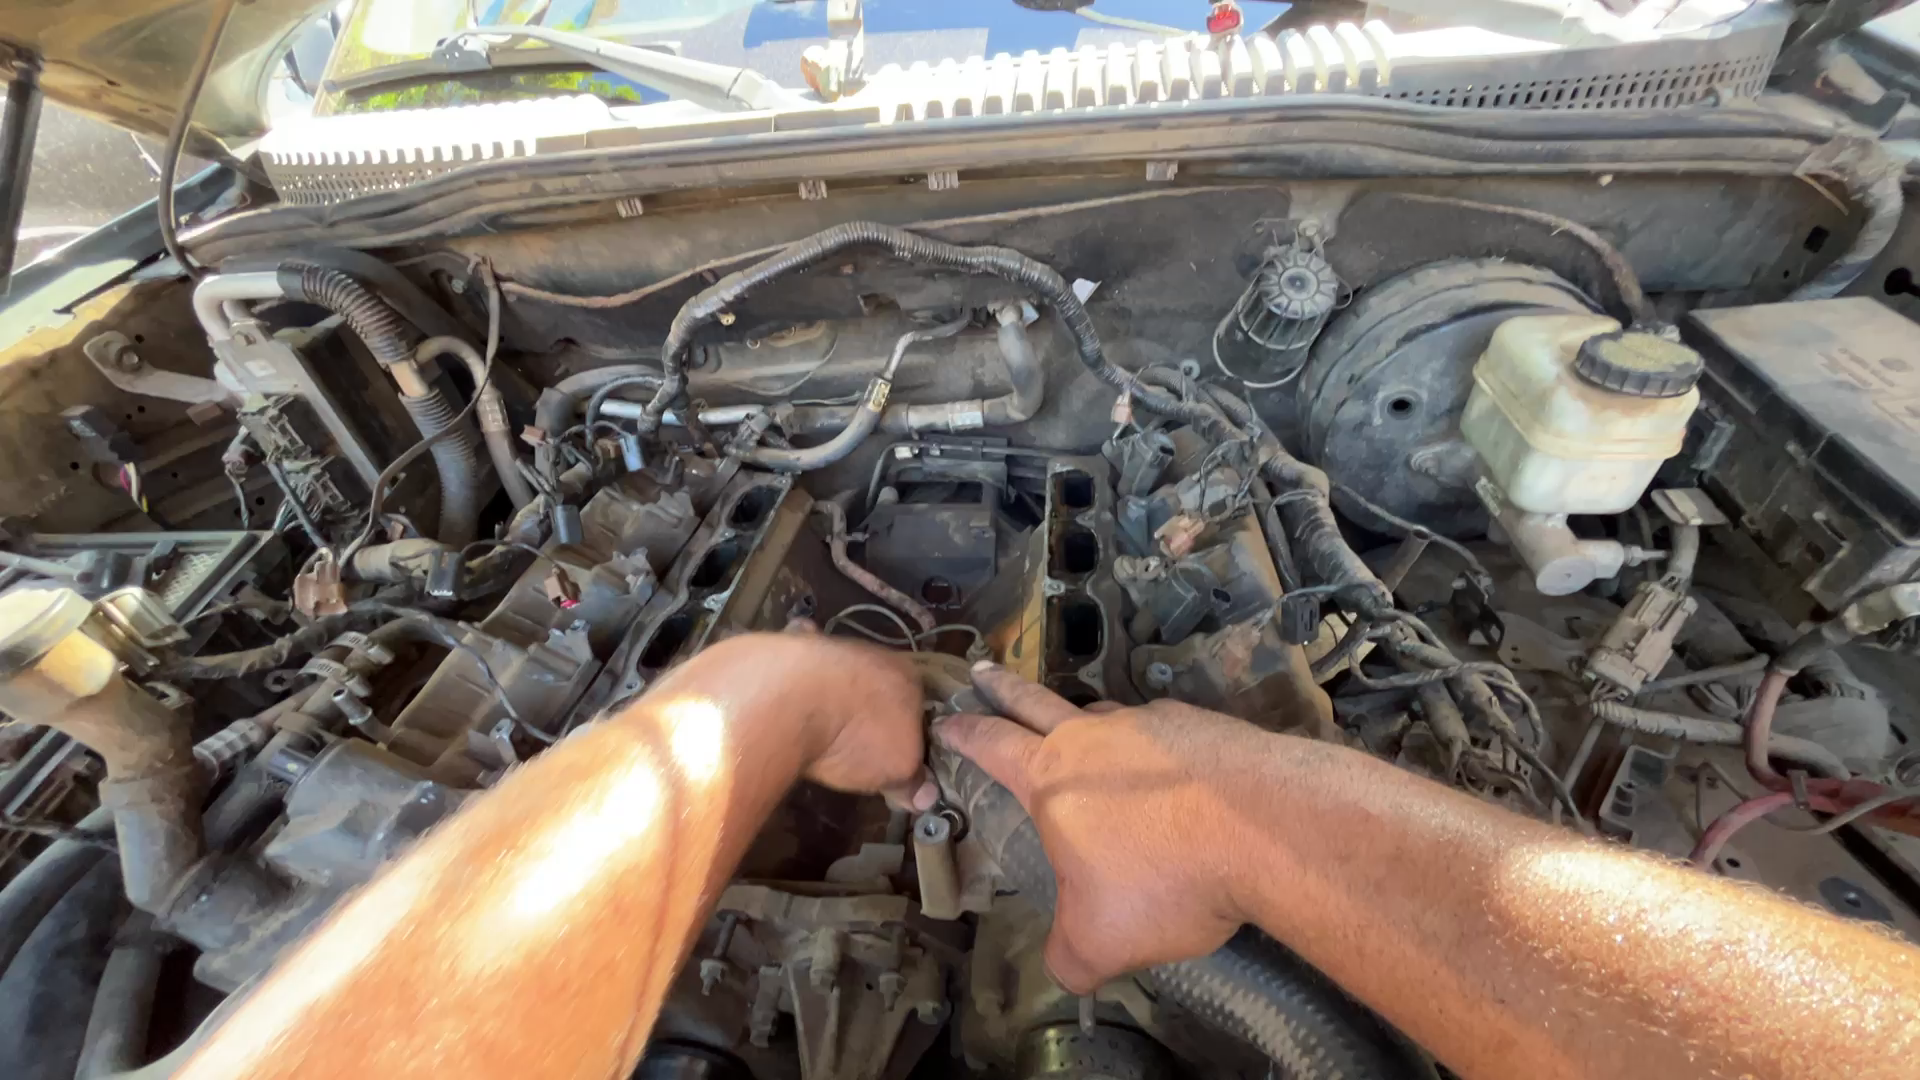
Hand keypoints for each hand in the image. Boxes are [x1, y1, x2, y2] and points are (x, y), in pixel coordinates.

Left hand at [653, 630, 937, 810]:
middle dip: (872, 717)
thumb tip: (926, 795)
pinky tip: (790, 702)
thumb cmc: (857, 734)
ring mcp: (832, 648)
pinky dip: (799, 680)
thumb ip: (913, 780)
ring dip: (836, 698)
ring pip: (842, 677)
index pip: (919, 711)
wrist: (790, 699)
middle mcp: (875, 654)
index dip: (911, 739)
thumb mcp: (897, 768)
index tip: (898, 764)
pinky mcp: (791, 649)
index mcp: (909, 677)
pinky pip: (802, 665)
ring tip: (820, 733)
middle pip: (880, 691)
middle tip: (858, 752)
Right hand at [934, 664, 1277, 991]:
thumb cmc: (1162, 878)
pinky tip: (1174, 770)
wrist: (1260, 826)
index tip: (945, 719)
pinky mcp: (1197, 723)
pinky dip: (1155, 745)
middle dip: (1000, 687)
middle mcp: (1092, 736)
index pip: (992, 744)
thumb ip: (1069, 957)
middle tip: (981, 669)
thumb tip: (1063, 973)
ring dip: (1085, 720)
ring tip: (1088, 733)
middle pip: (1032, 701)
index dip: (964, 733)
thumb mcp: (1101, 939)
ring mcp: (1147, 722)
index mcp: (1052, 776)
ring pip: (1102, 714)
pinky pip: (1161, 731)